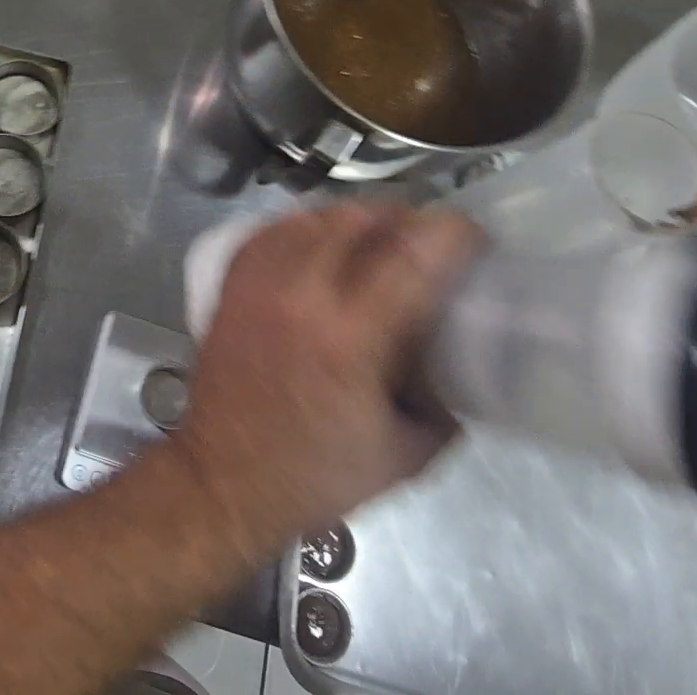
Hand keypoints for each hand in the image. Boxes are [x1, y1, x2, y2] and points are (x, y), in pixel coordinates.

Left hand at [175, 204, 481, 544]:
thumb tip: (460, 367)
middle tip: (427, 240)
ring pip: (313, 217)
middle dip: (406, 220)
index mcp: (350, 338)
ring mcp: (257, 286)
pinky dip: (302, 225)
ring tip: (378, 237)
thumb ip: (444, 406)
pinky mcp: (229, 287)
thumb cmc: (313, 475)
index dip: (454, 233)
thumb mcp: (404, 454)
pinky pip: (269, 231)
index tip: (475, 236)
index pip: (412, 256)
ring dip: (356, 218)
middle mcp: (300, 296)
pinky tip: (320, 239)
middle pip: (361, 219)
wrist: (222, 478)